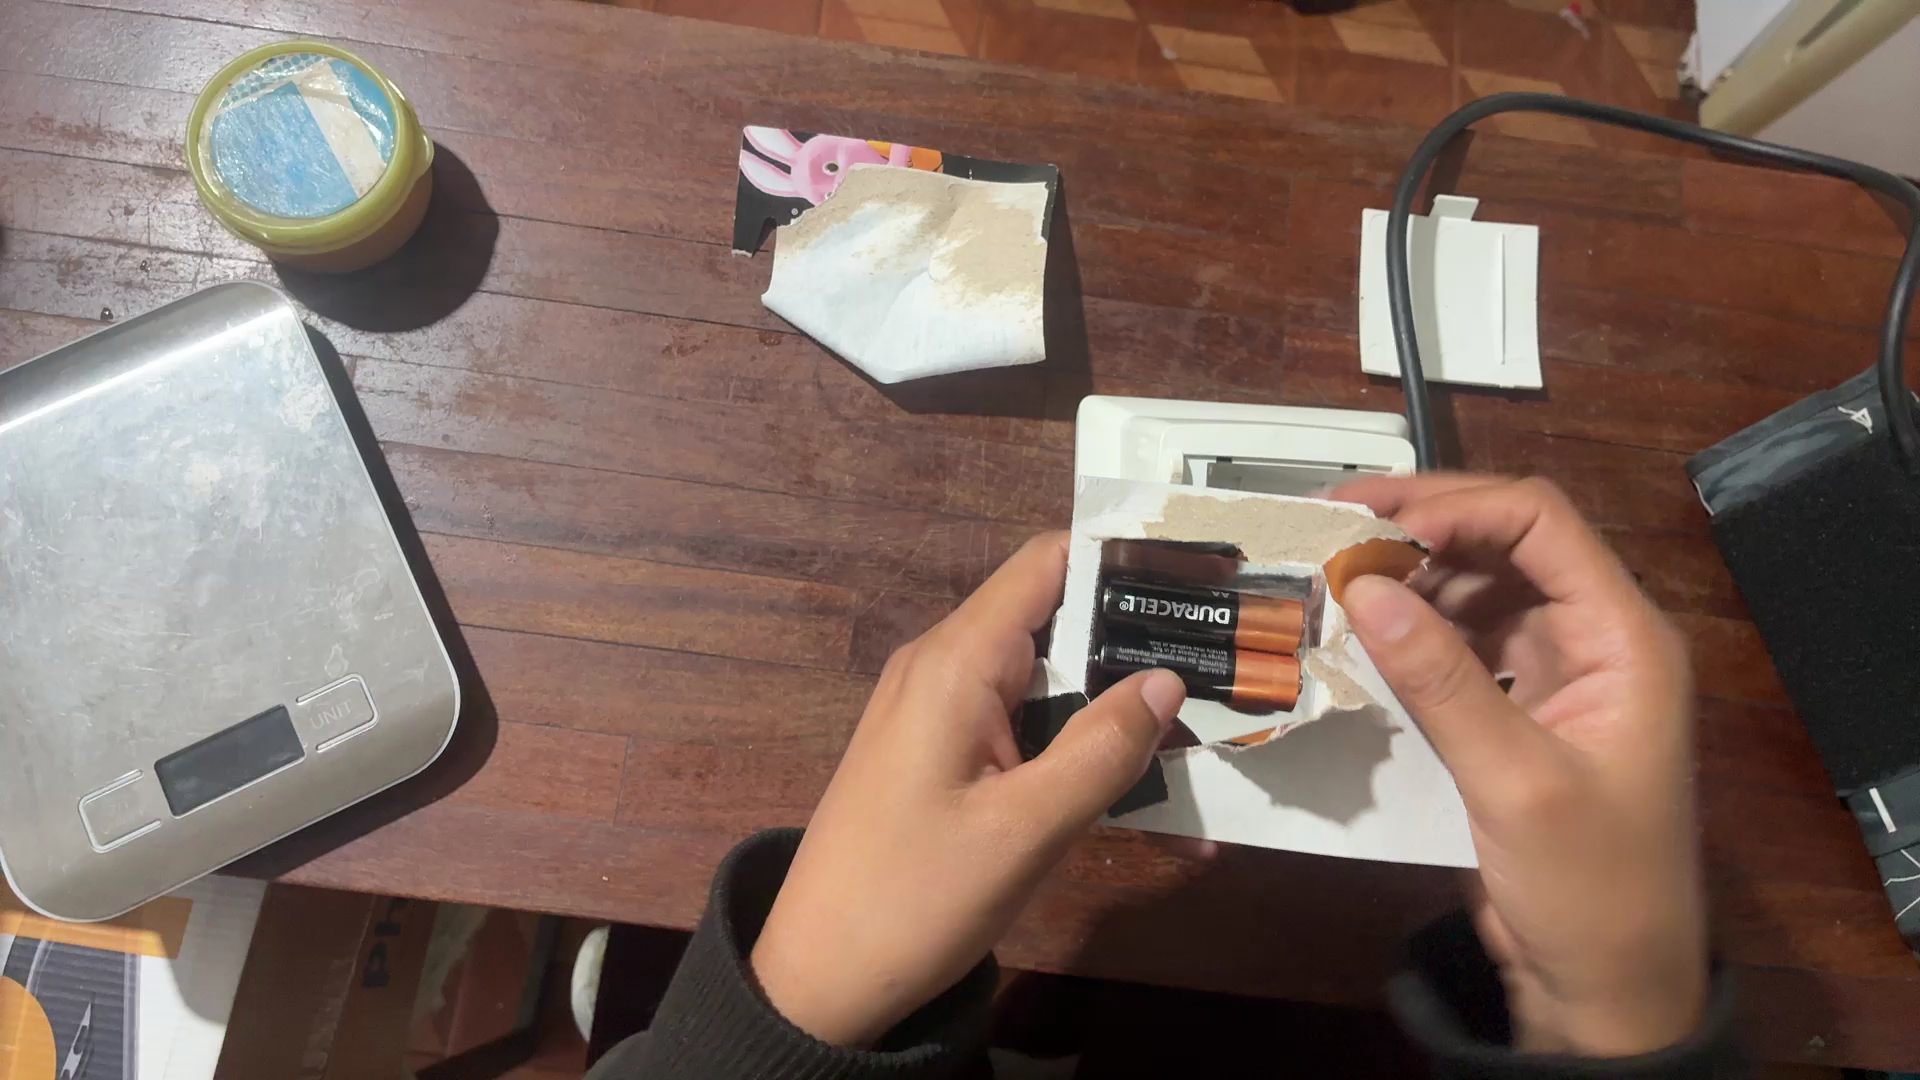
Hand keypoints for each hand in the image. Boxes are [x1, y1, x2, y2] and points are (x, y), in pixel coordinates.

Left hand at [751, 533, 1186, 1045]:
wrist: (819, 974)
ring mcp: (937, 703)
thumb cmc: (916, 897)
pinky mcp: (938, 742)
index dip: (1114, 557)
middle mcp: (943, 662)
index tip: (1190, 573)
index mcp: (957, 660)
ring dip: (1103, 690)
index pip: (1042, 564)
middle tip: (1212, 658)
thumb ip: (1101, 749)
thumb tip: (1166, 679)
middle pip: (1048, 615)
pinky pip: (1016, 714)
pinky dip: (1068, 729)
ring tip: (1190, 713)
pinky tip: (1122, 763)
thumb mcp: (1024, 830)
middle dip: (1125, 634)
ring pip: (1038, 670)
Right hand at [1330, 475, 1706, 1057]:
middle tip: (1325, 521)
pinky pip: (1446, 628)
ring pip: (1465, 578)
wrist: (1598, 977)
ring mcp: (1540, 660)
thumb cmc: (1587, 884)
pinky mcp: (1500, 691)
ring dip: (1397, 566)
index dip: (1450, 507)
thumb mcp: (1514, 780)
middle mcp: (1583, 630)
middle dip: (1412, 520)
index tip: (1364, 523)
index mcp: (1620, 635)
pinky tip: (1351, 620)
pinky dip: (1397, 614)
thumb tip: (1359, 586)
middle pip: (1497, 536)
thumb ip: (1439, 678)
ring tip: (1325, 566)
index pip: (1537, 522)